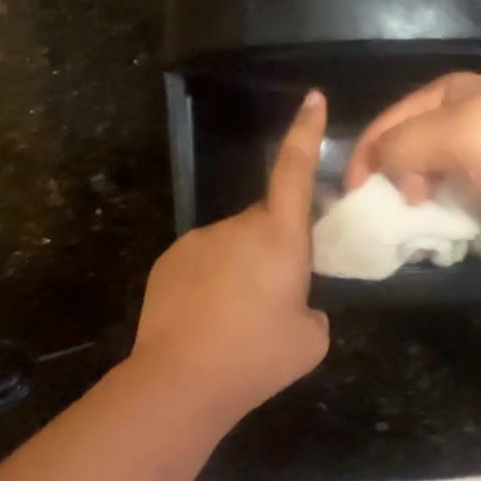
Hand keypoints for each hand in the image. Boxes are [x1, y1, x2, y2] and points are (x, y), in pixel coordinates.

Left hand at [131, 90, 331, 414]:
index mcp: (280, 238)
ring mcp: (197, 241)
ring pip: (231, 246)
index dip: (305, 133)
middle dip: (273, 251)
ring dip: (239, 271)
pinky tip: (205, 321)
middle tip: (272, 303)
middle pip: (264, 224)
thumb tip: (295, 304)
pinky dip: (209, 283)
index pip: (295, 171)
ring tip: (234, 322)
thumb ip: (312, 310)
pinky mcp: (168, 261)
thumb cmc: (256, 359)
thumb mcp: (310, 340)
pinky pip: (201, 262)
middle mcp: (236, 227)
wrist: (181, 380)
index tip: (312, 99)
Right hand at [344, 73, 480, 264]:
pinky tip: (436, 239)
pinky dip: (435, 224)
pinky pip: (447, 209)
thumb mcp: (454, 135)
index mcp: (449, 94)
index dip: (364, 158)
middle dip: (387, 185)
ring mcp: (477, 161)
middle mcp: (459, 122)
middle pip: (401, 154)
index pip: (386, 123)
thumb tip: (375, 170)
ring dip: (411, 210)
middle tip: (395, 211)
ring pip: (422, 186)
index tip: (352, 197)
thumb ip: (401, 146)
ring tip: (413, 230)